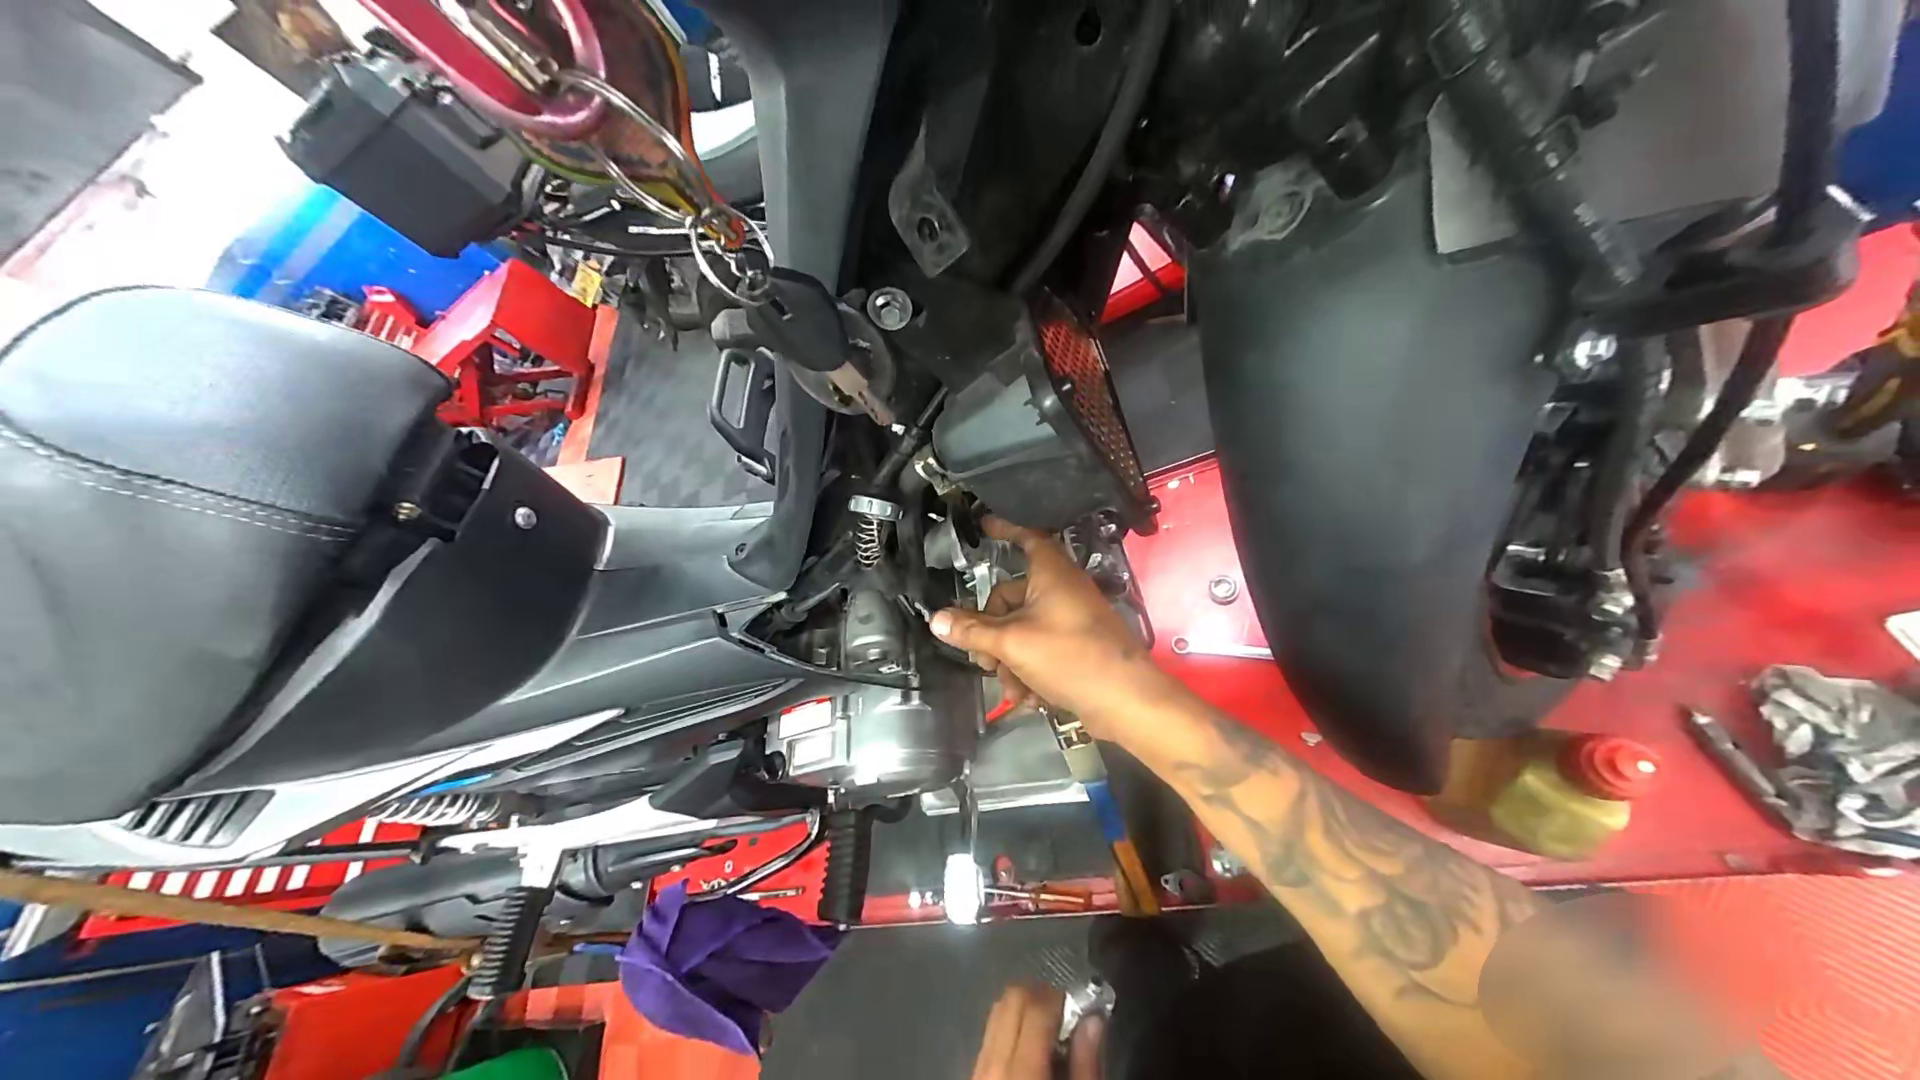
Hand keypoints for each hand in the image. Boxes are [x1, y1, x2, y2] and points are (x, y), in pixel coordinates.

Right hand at [929, 517, 1185, 731]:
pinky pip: (1040, 649)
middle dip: (991, 632)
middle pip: (1011, 598)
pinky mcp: (1076, 646)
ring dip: (1009, 660)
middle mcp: (1062, 590)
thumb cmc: (1072, 658)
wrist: (1125, 700)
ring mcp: (1070, 619)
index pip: (1026, 537)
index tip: (984, 525)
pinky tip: (1028, 697)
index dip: (1004, 529)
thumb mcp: (1012, 643)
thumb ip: (972, 631)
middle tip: (984, 659)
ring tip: (1010, 687)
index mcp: (1051, 574)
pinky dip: (1028, 670)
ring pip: (1022, 630)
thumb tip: (938, 620)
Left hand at [969, 983, 1101, 1079]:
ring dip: (1024, 1004)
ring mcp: (978, 1064)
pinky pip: (990, 1030)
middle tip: (1065, 1013)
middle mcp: (993, 1060)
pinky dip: (1010, 1022)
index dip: (1060, 998)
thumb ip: (1086, 1064)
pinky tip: (1028, 1042)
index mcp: (1022, 1070)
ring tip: (1048, 1026)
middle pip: (1013, 997)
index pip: (1036, 1009)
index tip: (1079, 1005)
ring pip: (998, 1008)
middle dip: (1041, 994)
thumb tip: (1094, 1018)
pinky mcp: (973, 1069)